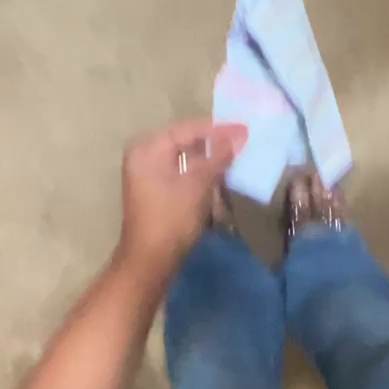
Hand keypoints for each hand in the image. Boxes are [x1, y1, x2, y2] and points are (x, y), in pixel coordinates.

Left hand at [113, 119, 246, 273]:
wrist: (150, 260)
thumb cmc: (172, 218)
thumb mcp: (198, 184)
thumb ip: (218, 156)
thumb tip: (239, 134)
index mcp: (147, 148)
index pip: (187, 129)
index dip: (218, 129)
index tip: (245, 128)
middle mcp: (143, 155)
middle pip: (184, 141)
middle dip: (213, 142)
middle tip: (243, 139)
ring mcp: (146, 173)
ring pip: (183, 157)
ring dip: (208, 157)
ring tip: (236, 154)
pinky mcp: (154, 189)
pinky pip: (179, 171)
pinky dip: (198, 171)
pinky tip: (219, 173)